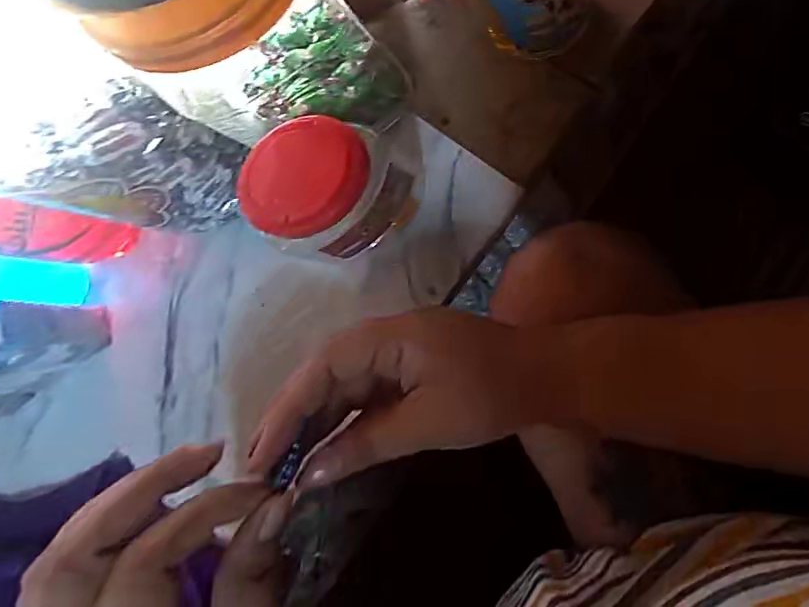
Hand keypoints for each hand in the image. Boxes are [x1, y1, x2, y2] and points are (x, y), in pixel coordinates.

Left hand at [19, 443, 290, 606]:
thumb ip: (251, 581)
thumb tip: (276, 502)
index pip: (144, 558)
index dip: (207, 510)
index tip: (263, 492)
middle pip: (69, 555)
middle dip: (142, 488)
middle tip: (208, 452)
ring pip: (52, 563)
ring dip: (119, 504)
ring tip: (183, 471)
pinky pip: (57, 581)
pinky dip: (104, 533)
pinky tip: (148, 512)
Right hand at [245, 308, 555, 489]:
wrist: (547, 375)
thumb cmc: (490, 394)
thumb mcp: (426, 423)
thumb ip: (365, 443)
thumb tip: (308, 475)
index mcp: (398, 333)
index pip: (328, 361)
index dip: (289, 404)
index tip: (261, 451)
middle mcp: (398, 332)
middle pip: (334, 367)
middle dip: (298, 413)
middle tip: (263, 464)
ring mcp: (410, 347)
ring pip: (352, 379)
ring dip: (321, 418)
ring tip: (286, 463)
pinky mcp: (420, 364)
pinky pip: (374, 387)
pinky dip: (350, 416)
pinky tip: (331, 448)